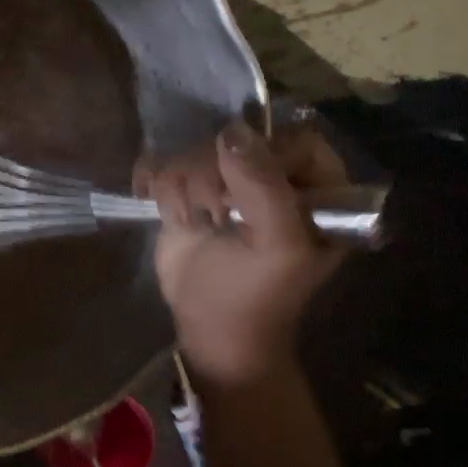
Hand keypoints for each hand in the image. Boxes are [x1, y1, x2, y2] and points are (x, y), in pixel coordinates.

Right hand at [135, 120, 350, 385]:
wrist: (211, 333)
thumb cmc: (255, 296)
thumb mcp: (277, 246)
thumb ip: (265, 187)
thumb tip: (231, 133)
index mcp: (314, 188)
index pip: (292, 140)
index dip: (261, 155)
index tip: (241, 190)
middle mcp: (269, 178)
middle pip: (234, 142)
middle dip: (212, 175)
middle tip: (212, 215)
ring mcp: (223, 185)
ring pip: (193, 151)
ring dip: (180, 184)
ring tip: (188, 220)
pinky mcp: (185, 195)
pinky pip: (163, 163)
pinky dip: (152, 179)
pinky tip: (155, 203)